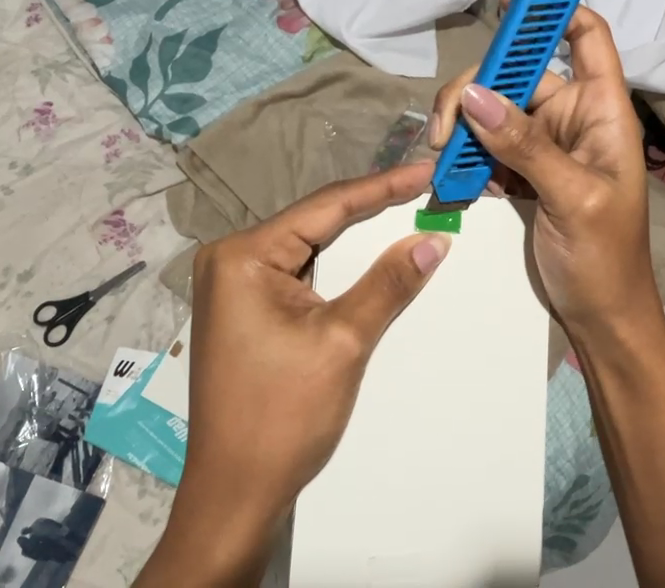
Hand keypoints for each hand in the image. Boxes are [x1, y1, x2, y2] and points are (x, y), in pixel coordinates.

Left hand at [138, 161, 449, 584]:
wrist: (234, 494)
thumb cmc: (282, 417)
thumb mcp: (342, 342)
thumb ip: (387, 283)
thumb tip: (433, 238)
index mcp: (243, 256)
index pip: (326, 208)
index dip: (382, 187)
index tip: (425, 170)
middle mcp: (231, 259)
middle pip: (315, 223)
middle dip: (371, 209)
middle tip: (423, 187)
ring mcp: (234, 285)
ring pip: (310, 248)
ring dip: (357, 240)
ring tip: (408, 212)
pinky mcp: (245, 309)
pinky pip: (300, 273)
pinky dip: (338, 269)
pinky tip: (372, 258)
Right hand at [428, 4, 658, 336]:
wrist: (599, 319)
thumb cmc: (606, 259)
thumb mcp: (573, 199)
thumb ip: (525, 145)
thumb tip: (473, 95)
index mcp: (602, 112)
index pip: (587, 38)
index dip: (554, 12)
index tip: (508, 5)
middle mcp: (571, 118)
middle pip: (517, 73)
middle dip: (476, 91)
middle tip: (444, 129)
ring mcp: (543, 144)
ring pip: (493, 109)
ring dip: (463, 128)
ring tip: (443, 161)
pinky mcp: (520, 169)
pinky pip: (485, 145)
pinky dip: (466, 157)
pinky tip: (457, 181)